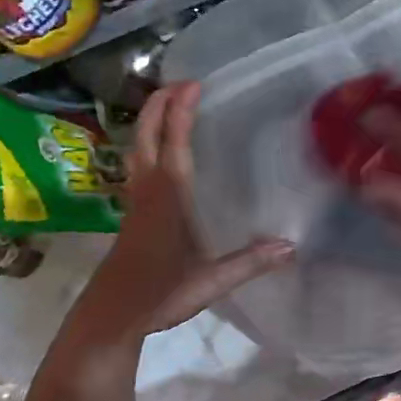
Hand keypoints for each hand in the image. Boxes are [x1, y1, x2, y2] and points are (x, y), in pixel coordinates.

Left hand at [81, 82, 292, 339]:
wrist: (110, 316)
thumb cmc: (158, 294)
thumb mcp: (210, 281)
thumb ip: (249, 262)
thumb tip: (291, 246)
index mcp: (167, 199)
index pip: (174, 144)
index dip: (181, 112)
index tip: (194, 84)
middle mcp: (147, 191)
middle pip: (146, 136)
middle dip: (159, 105)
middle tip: (179, 83)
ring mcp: (135, 202)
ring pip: (137, 149)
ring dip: (150, 122)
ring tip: (167, 107)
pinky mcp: (131, 215)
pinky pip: (138, 166)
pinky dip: (148, 146)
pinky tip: (161, 155)